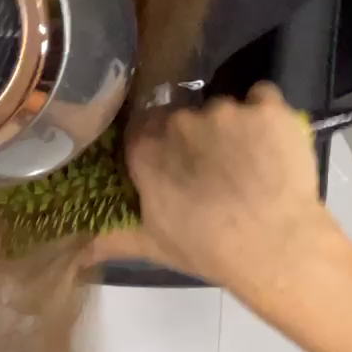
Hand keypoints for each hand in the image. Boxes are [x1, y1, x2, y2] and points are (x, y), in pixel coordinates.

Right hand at [93, 83, 339, 291]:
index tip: (175, 162)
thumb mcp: (154, 246)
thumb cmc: (209, 249)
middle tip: (215, 170)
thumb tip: (75, 254)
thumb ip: (113, 239)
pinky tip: (273, 143)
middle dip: (199, 137)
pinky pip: (263, 97)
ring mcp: (224, 111)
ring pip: (224, 109)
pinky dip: (266, 115)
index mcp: (147, 149)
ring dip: (234, 128)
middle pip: (185, 117)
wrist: (277, 248)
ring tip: (251, 163)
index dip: (161, 143)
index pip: (144, 127)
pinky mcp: (267, 108)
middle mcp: (179, 121)